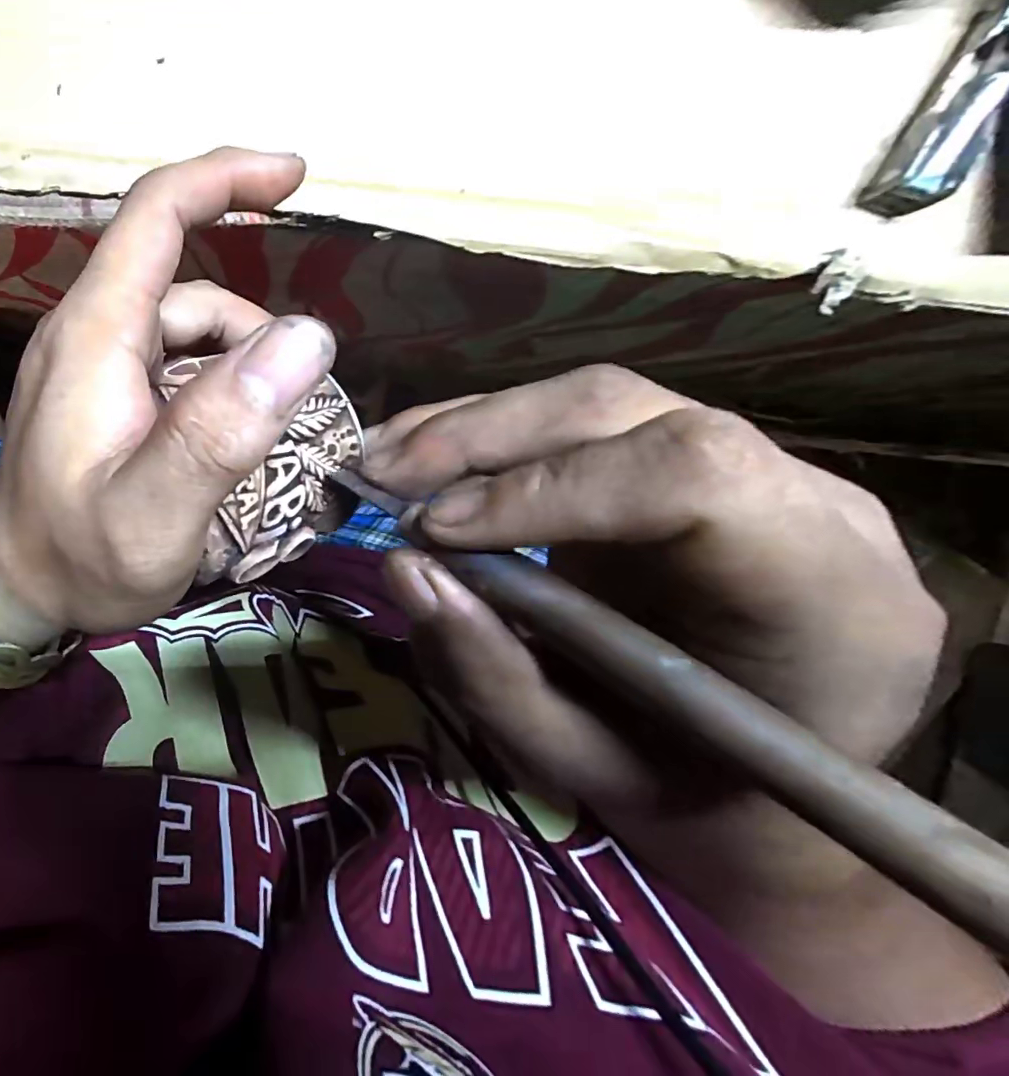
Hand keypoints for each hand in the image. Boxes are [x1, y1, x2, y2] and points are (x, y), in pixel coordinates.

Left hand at [0, 148, 337, 644]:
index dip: (224, 177)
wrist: (11, 589)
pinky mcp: (89, 394)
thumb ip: (220, 430)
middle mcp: (82, 335)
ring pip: (178, 327)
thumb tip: (307, 336)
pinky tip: (214, 436)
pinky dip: (204, 383)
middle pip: (181, 282)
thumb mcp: (154, 512)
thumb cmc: (75, 559)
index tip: (294, 176)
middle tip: (285, 410)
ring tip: (250, 440)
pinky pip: (161, 361)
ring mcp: (82, 365)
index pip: (154, 216)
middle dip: (249, 329)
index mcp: (93, 338)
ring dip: (230, 365)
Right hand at [366, 366, 944, 884]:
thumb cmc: (671, 787)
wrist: (751, 784)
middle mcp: (793, 501)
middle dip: (477, 437)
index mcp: (818, 591)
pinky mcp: (669, 466)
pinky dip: (474, 434)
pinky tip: (412, 459)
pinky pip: (567, 425)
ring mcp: (734, 471)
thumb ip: (487, 668)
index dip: (540, 488)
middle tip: (374, 478)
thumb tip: (402, 567)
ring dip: (462, 428)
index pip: (689, 475)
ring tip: (374, 466)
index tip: (427, 530)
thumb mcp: (568, 756)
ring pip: (586, 403)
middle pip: (620, 410)